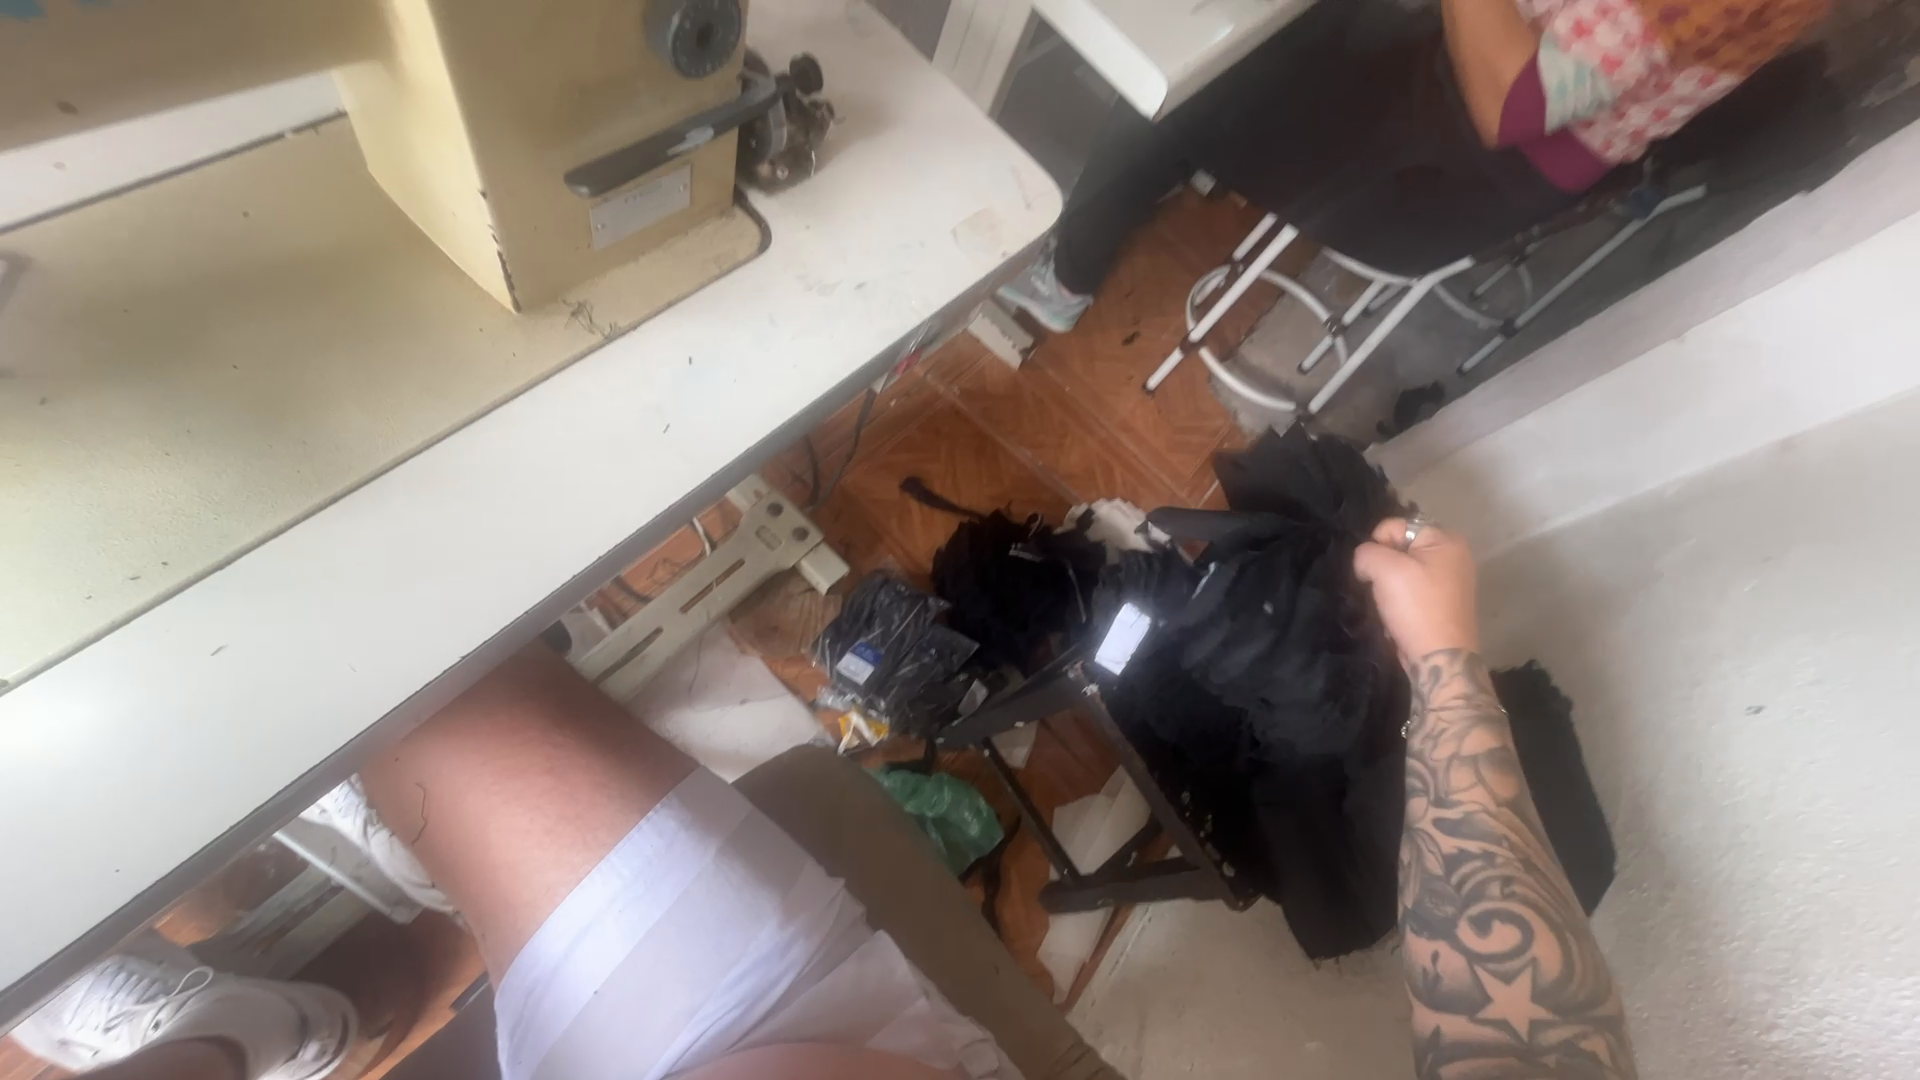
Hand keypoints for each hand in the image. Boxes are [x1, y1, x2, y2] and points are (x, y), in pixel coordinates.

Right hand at [1353, 517, 1478, 661]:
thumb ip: (1366, 552)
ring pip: (1399, 569)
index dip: (1378, 546)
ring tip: (1390, 603)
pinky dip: (1397, 597)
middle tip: (1383, 588)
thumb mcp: (1384, 569)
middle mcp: (1452, 555)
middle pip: (1397, 547)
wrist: (1438, 656)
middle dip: (1382, 566)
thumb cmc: (1416, 607)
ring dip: (1386, 584)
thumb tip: (1365, 561)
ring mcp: (1449, 579)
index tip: (1379, 572)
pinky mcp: (1441, 600)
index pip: (1393, 527)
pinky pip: (1408, 587)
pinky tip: (1398, 612)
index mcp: (1446, 540)